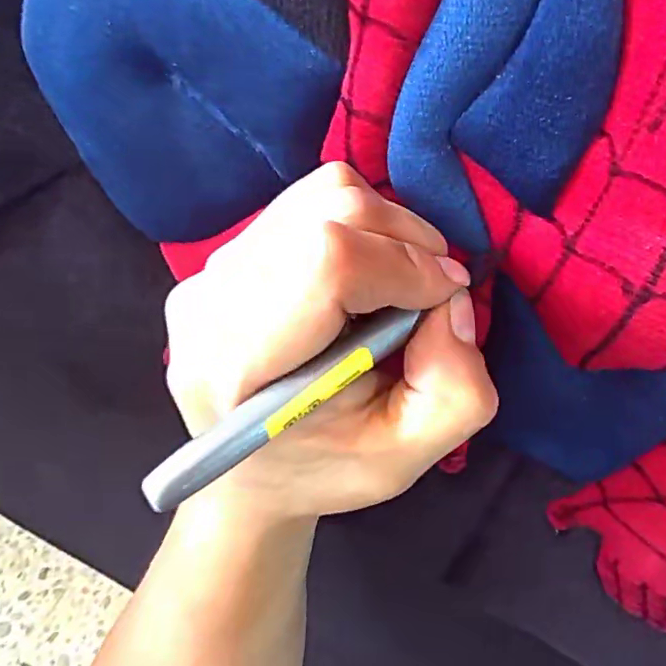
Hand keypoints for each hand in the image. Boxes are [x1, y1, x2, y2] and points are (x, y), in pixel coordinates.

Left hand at [162, 162, 497, 524]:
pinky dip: (356, 218)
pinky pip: (307, 199)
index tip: (444, 293)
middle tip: (430, 286)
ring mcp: (209, 269)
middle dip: (405, 239)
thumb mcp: (404, 457)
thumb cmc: (319, 467)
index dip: (404, 265)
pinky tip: (361, 265)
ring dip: (384, 226)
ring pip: (322, 194)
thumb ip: (456, 387)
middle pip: (329, 213)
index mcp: (237, 365)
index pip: (328, 262)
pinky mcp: (224, 251)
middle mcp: (209, 301)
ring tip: (396, 275)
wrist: (248, 470)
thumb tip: (451, 297)